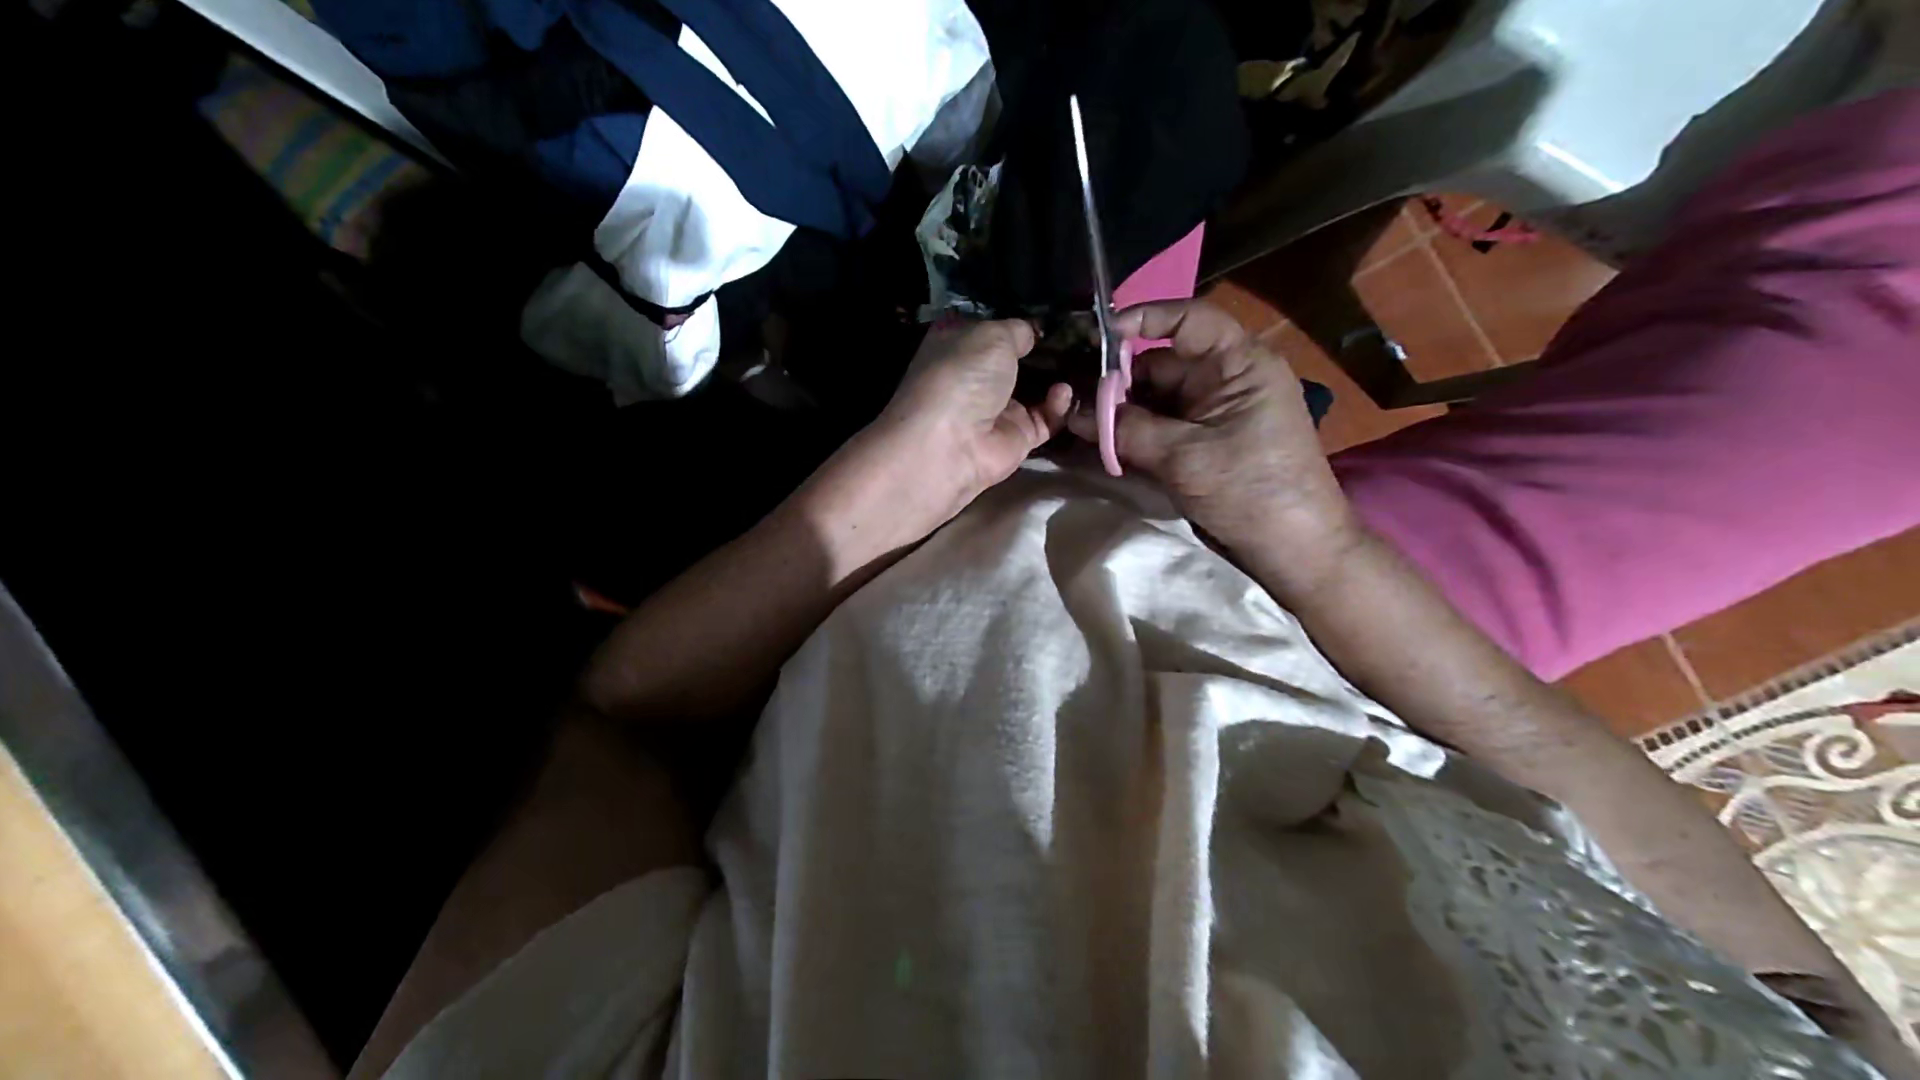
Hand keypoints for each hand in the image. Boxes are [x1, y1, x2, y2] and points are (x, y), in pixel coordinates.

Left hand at [870, 317, 1073, 521]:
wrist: (950, 444)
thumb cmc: (962, 376)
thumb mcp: (991, 335)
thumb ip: (1017, 330)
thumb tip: (1031, 333)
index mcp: (957, 346)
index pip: (990, 329)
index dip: (1016, 322)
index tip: (1050, 314)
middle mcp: (975, 377)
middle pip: (1016, 360)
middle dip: (1045, 349)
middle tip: (1079, 336)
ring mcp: (996, 410)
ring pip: (1035, 389)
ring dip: (1057, 376)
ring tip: (1082, 361)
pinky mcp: (1017, 438)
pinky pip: (1046, 418)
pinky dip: (1059, 406)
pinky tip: (1064, 392)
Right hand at [1067, 299, 1355, 565]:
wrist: (1292, 548)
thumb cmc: (1250, 491)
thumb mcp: (1183, 456)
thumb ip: (1126, 429)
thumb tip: (1073, 412)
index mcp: (1239, 364)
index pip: (1188, 320)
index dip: (1143, 319)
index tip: (1097, 334)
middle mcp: (1225, 379)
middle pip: (1161, 363)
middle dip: (1118, 379)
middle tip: (1071, 395)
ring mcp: (1213, 411)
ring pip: (1155, 396)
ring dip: (1120, 410)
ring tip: (1077, 420)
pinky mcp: (1203, 440)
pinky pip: (1160, 424)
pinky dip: (1133, 431)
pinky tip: (1100, 439)